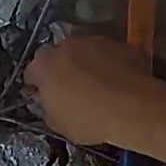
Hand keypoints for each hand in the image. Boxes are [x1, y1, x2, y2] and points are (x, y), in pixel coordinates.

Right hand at [23, 36, 162, 146]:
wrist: (133, 108)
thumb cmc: (89, 119)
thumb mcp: (58, 124)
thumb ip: (48, 107)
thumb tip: (49, 101)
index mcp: (44, 65)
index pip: (31, 72)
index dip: (37, 85)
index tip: (45, 96)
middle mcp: (66, 45)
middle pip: (58, 56)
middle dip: (62, 69)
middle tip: (72, 88)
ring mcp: (95, 41)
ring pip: (85, 51)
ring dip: (87, 63)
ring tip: (99, 84)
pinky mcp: (120, 43)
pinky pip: (109, 54)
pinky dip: (110, 63)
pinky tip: (119, 81)